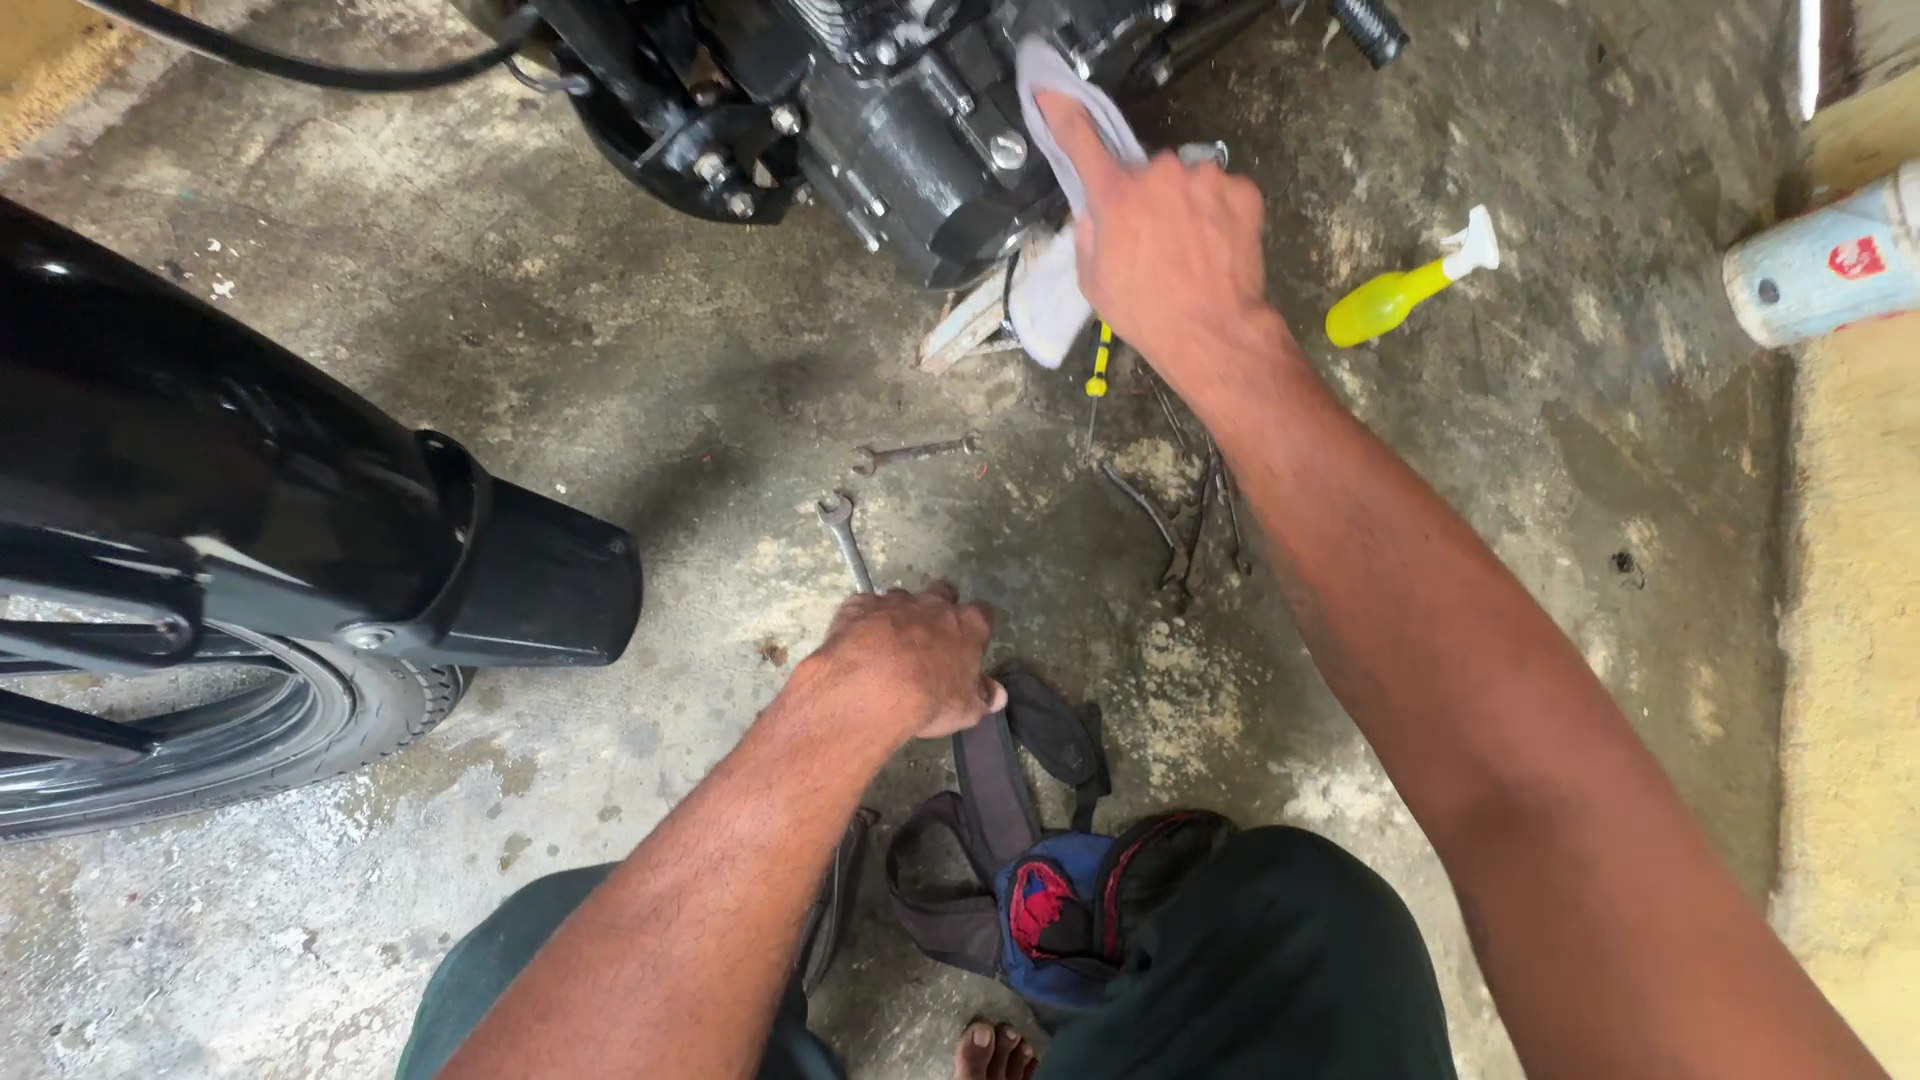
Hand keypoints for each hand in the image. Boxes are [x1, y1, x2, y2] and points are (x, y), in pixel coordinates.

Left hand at [805, 583, 1007, 739]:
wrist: (873, 687)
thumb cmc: (930, 700)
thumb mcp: (965, 709)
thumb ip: (983, 697)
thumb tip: (998, 695)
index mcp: (967, 625)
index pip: (983, 613)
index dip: (978, 625)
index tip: (972, 640)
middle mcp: (933, 605)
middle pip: (943, 592)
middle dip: (940, 605)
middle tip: (932, 632)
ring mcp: (894, 602)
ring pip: (901, 597)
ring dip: (900, 613)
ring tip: (891, 639)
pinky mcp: (860, 606)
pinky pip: (864, 605)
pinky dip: (865, 618)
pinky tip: (859, 638)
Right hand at [1035, 92, 1293, 410]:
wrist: (1212, 332)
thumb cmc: (1145, 314)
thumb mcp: (1094, 284)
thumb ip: (1089, 237)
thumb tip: (1095, 215)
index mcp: (1117, 197)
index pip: (1083, 144)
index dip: (1064, 118)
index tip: (1052, 95)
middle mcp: (1160, 174)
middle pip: (1147, 174)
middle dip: (1148, 199)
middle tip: (1154, 244)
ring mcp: (1206, 178)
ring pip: (1187, 182)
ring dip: (1185, 206)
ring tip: (1190, 251)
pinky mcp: (1242, 190)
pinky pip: (1221, 192)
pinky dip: (1218, 213)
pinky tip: (1216, 247)